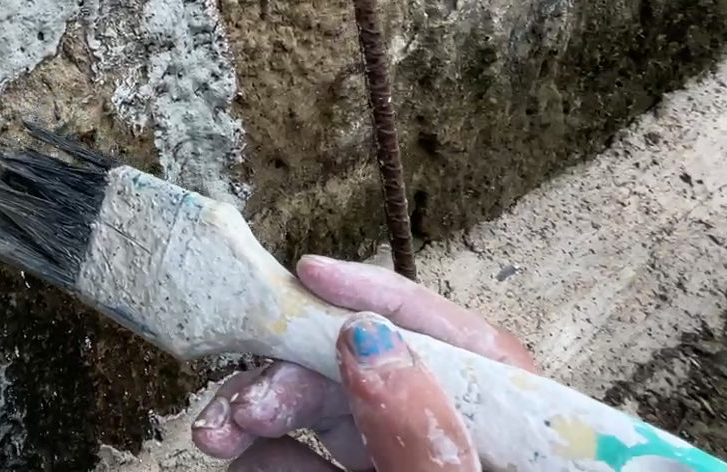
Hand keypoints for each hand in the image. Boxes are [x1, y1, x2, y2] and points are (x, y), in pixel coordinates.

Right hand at [191, 256, 537, 470]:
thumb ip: (422, 438)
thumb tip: (367, 336)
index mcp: (511, 438)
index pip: (462, 345)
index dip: (380, 295)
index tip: (309, 272)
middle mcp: (451, 436)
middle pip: (365, 370)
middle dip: (288, 375)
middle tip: (244, 403)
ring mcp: (400, 456)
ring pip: (325, 407)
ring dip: (257, 408)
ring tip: (215, 432)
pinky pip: (309, 451)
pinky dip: (266, 449)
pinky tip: (239, 456)